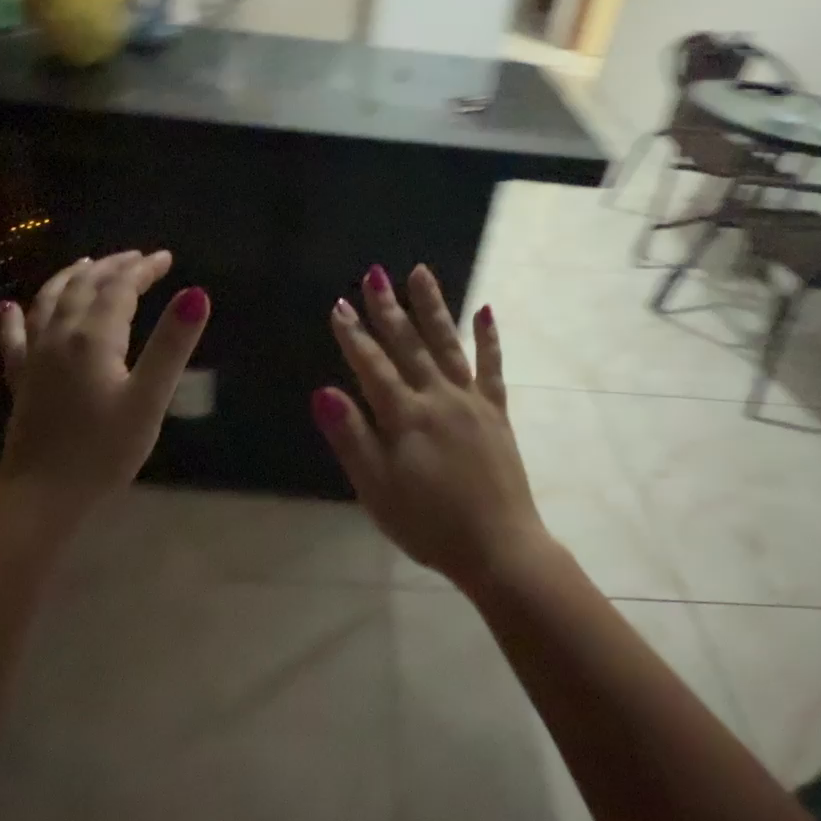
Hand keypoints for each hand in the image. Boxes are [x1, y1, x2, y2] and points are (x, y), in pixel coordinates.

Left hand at [0, 250, 209, 523]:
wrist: (42, 495)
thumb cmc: (104, 451)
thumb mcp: (149, 399)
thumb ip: (171, 345)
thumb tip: (196, 294)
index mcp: (93, 338)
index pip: (119, 289)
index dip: (142, 270)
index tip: (165, 257)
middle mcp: (59, 336)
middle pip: (83, 287)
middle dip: (111, 267)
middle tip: (137, 258)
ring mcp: (35, 357)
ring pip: (49, 302)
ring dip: (70, 278)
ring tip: (86, 264)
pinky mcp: (21, 381)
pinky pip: (14, 339)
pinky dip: (14, 318)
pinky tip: (9, 307)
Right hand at [312, 263, 548, 586]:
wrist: (498, 546)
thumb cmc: (428, 524)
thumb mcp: (377, 490)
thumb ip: (351, 438)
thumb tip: (322, 392)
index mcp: (405, 417)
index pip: (372, 367)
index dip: (354, 337)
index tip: (340, 305)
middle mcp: (438, 398)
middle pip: (409, 346)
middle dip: (388, 309)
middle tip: (374, 273)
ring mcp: (471, 402)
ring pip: (448, 344)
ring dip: (433, 307)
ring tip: (420, 273)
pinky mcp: (497, 413)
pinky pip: (492, 367)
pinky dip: (488, 338)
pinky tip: (485, 310)